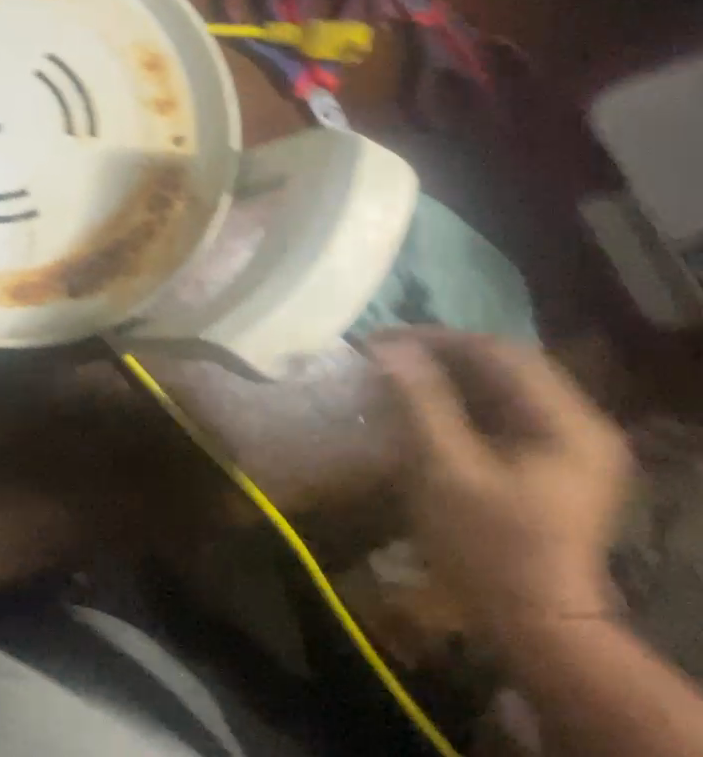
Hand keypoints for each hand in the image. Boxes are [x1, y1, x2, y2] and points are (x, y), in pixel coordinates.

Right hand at [373, 329, 632, 644]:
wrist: (532, 618)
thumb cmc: (485, 543)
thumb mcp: (444, 469)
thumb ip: (420, 403)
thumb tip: (387, 349)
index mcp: (569, 425)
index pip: (502, 353)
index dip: (436, 340)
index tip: (376, 342)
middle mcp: (581, 426)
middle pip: (507, 366)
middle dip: (440, 354)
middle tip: (379, 355)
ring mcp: (571, 446)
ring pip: (504, 387)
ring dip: (447, 375)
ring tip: (392, 375)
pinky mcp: (552, 463)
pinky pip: (504, 412)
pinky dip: (460, 400)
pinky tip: (421, 406)